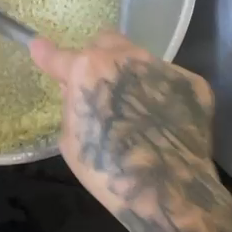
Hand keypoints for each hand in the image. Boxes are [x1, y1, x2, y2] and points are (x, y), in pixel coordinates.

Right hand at [29, 31, 220, 219]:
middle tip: (99, 87)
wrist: (168, 188)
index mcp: (87, 70)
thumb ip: (71, 104)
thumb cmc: (106, 169)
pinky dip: (160, 94)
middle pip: (106, 42)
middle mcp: (126, 57)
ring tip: (136, 112)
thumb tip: (73, 87)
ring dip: (131, 76)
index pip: (59, 56)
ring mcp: (163, 66)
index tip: (38, 47)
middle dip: (98, 58)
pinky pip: (168, 80)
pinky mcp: (193, 82)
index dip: (46, 54)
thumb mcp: (70, 140)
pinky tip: (162, 122)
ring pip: (140, 59)